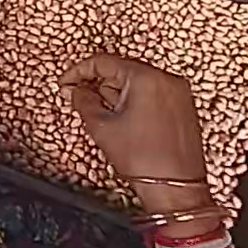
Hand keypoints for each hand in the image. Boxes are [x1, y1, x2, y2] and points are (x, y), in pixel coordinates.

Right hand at [61, 55, 205, 184]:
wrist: (174, 186)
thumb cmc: (144, 159)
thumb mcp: (101, 127)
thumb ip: (83, 102)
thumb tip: (75, 90)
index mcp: (146, 78)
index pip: (104, 62)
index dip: (78, 71)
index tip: (66, 82)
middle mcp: (166, 79)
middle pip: (121, 70)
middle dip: (98, 85)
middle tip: (80, 101)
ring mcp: (177, 93)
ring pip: (136, 83)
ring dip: (115, 95)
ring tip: (106, 120)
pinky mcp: (182, 106)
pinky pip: (151, 94)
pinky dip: (133, 102)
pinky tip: (123, 123)